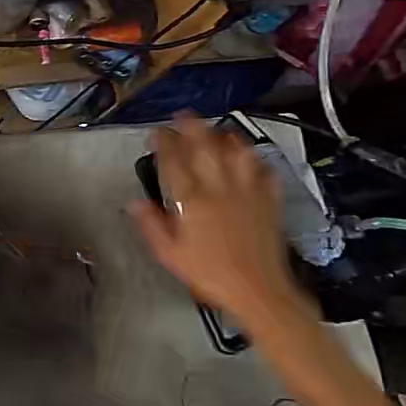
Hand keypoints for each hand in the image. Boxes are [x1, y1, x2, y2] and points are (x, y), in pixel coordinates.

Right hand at [129, 116, 306, 327]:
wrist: (259, 289)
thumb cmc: (211, 275)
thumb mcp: (172, 256)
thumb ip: (153, 225)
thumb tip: (136, 202)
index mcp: (194, 200)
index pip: (175, 160)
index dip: (164, 142)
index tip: (158, 132)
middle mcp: (221, 186)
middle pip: (206, 146)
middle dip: (192, 126)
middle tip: (184, 115)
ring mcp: (248, 189)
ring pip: (236, 150)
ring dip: (225, 135)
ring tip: (217, 129)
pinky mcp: (269, 197)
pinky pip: (262, 168)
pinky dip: (254, 158)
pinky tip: (250, 156)